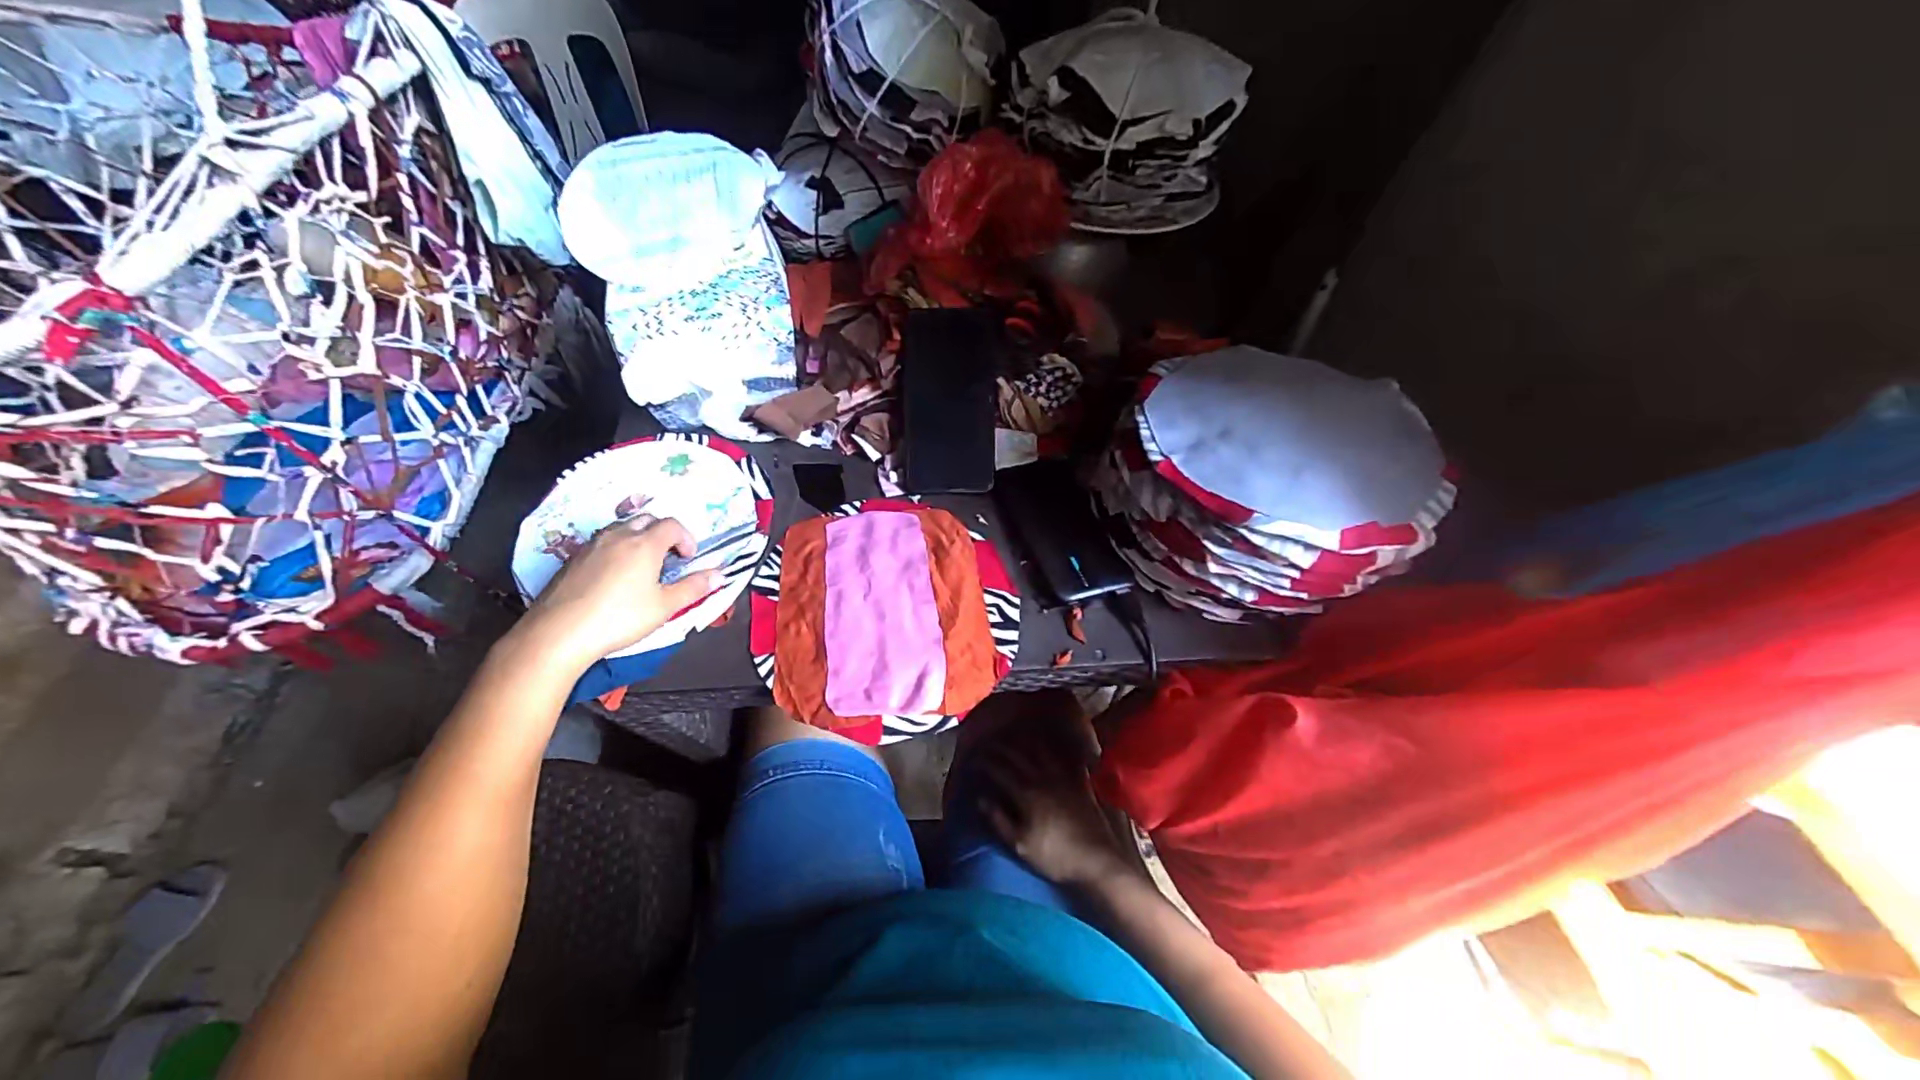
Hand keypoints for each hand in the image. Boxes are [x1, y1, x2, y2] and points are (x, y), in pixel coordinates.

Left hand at [508, 516, 719, 673]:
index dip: (686, 538)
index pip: (672, 525)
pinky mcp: (573, 559)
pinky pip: (602, 543)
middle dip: (662, 534)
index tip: (689, 558)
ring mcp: (592, 546)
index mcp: (645, 544)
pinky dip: (616, 550)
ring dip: (638, 539)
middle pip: (646, 520)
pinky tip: (614, 578)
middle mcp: (618, 536)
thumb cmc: (619, 619)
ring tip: (642, 566)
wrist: (560, 633)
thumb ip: (694, 588)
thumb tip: (719, 575)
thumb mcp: (665, 607)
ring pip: (621, 529)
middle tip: (669, 558)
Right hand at [975, 722, 1132, 890]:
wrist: (1097, 858)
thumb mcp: (1020, 845)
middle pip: (1018, 756)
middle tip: (991, 744)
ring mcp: (1064, 778)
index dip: (985, 762)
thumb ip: (999, 821)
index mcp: (1026, 793)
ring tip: (1018, 737)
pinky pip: (1067, 759)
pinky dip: (1057, 750)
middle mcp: (1043, 779)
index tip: (975, 759)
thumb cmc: (1055, 856)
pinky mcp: (1081, 782)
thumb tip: (981, 799)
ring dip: (1027, 743)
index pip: (1000, 770)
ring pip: (1042, 752)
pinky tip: (1054, 748)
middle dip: (1001, 748)